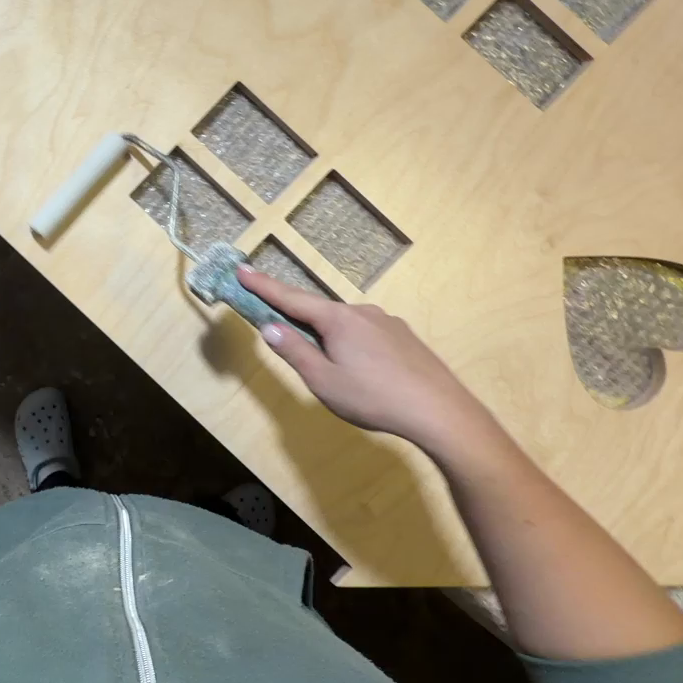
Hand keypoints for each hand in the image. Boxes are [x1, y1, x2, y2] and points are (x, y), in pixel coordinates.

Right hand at [236, 266, 495, 454]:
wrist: (441, 412)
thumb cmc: (373, 397)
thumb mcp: (322, 380)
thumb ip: (294, 351)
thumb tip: (269, 327)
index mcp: (337, 319)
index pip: (291, 298)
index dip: (263, 286)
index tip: (241, 270)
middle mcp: (362, 312)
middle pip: (318, 310)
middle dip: (294, 315)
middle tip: (273, 321)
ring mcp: (387, 323)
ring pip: (344, 323)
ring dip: (325, 334)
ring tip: (324, 362)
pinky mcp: (404, 338)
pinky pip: (365, 333)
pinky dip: (349, 342)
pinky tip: (358, 367)